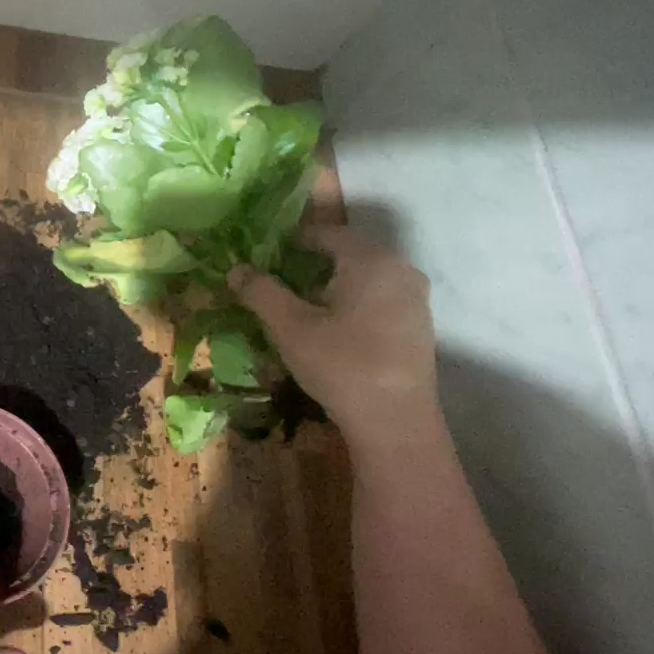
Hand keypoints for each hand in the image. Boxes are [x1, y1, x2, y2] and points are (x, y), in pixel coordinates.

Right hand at [230, 225, 438, 442]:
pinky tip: (328, 326)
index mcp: (371, 260)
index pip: (325, 232)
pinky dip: (350, 300)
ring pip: (362, 276)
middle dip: (308, 262)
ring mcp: (414, 298)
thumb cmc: (341, 365)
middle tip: (274, 280)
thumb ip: (260, 292)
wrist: (395, 421)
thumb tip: (236, 269)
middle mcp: (400, 269)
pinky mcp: (417, 324)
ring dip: (328, 283)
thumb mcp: (289, 326)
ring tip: (296, 304)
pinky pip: (377, 296)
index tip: (262, 256)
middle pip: (346, 253)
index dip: (290, 240)